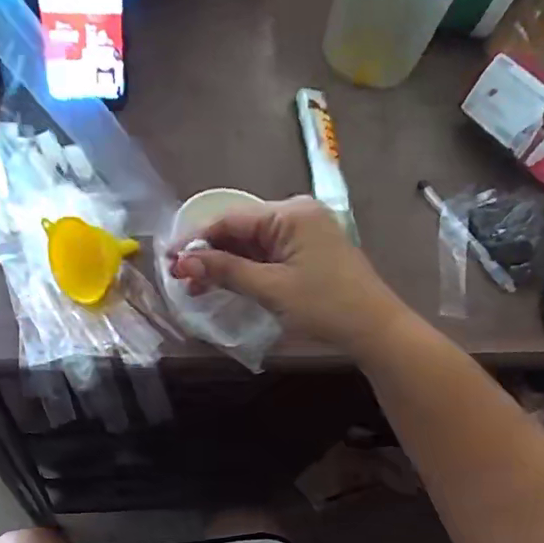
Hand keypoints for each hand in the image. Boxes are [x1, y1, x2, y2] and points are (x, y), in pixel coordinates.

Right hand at [169, 197, 414, 359]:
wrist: (374, 329)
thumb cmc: (324, 306)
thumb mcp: (271, 288)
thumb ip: (226, 271)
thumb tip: (184, 262)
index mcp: (290, 213)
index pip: (231, 220)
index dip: (197, 239)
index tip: (169, 259)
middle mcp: (297, 214)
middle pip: (241, 230)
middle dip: (209, 253)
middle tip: (179, 278)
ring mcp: (304, 234)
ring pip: (253, 244)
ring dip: (225, 264)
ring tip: (196, 286)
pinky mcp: (308, 253)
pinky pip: (268, 255)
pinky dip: (246, 270)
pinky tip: (225, 284)